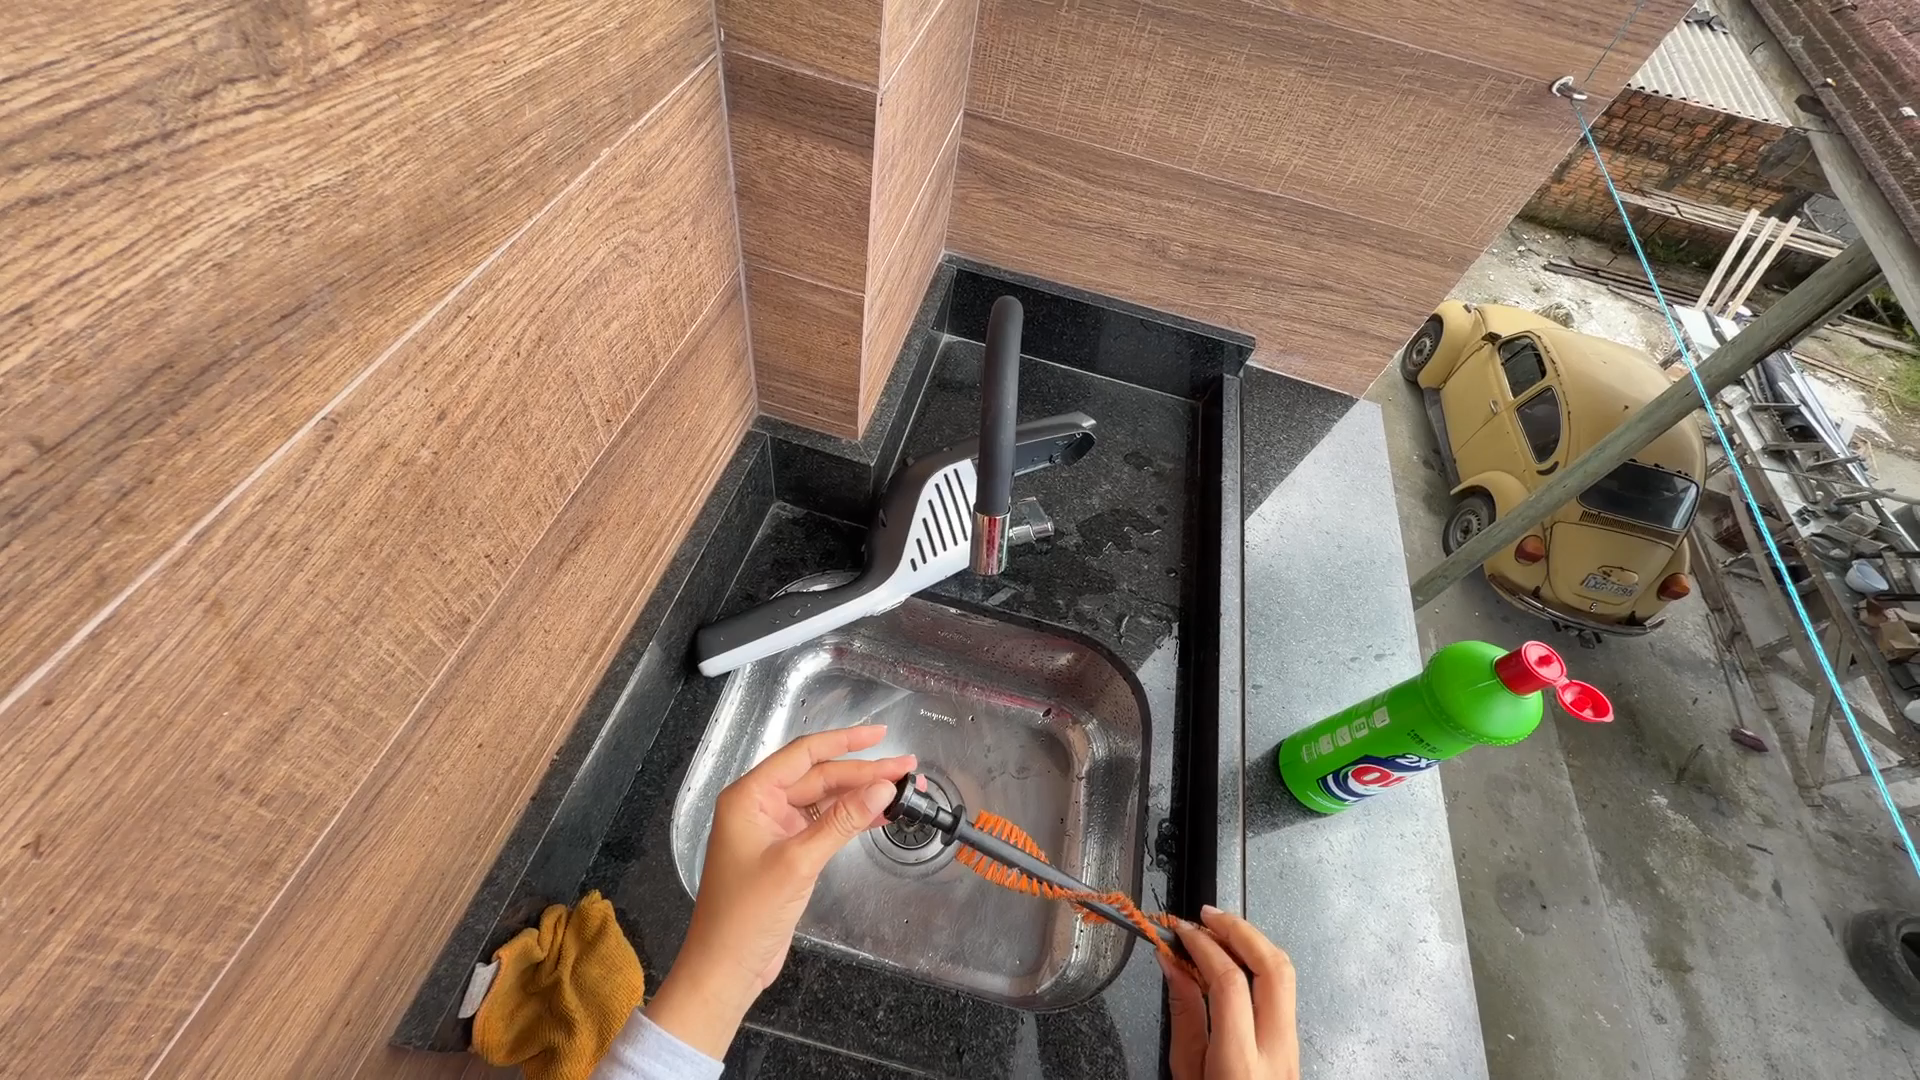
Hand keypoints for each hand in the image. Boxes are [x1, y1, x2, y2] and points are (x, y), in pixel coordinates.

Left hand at [644, 724, 914, 1058]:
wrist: (725, 970)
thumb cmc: (748, 914)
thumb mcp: (798, 862)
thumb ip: (842, 821)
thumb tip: (883, 787)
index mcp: (750, 795)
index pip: (804, 754)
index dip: (845, 741)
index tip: (881, 734)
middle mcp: (761, 804)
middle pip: (820, 776)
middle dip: (863, 772)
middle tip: (906, 769)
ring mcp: (775, 827)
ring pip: (826, 799)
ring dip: (862, 795)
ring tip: (902, 788)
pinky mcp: (787, 849)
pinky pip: (825, 823)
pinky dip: (852, 819)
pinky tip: (881, 815)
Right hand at [1161, 905, 1299, 1079]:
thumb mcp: (1185, 1074)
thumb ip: (1183, 1015)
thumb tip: (1172, 960)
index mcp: (1241, 1064)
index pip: (1230, 982)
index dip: (1202, 945)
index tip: (1178, 930)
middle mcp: (1277, 1052)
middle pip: (1274, 968)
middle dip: (1239, 929)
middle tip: (1206, 915)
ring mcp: (1292, 1048)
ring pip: (1286, 973)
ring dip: (1251, 940)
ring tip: (1217, 928)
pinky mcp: (1294, 1045)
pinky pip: (1282, 989)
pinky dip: (1257, 961)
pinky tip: (1231, 958)